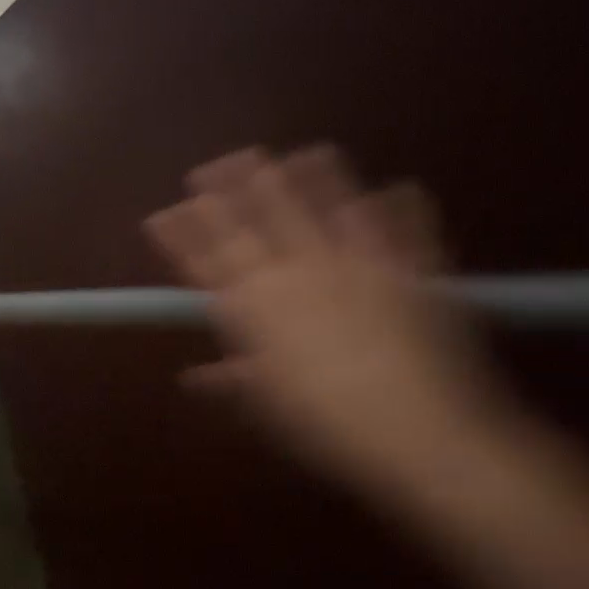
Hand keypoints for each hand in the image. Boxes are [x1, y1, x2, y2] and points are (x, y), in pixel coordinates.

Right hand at [146, 145, 507, 482]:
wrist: (425, 435)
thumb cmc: (330, 424)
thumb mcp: (268, 403)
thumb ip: (232, 379)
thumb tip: (193, 378)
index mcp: (250, 304)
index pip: (203, 257)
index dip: (180, 233)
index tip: (162, 214)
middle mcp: (291, 274)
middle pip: (252, 219)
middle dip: (229, 188)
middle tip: (214, 162)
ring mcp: (351, 267)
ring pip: (321, 210)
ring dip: (308, 181)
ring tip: (297, 153)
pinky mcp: (408, 274)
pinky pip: (403, 233)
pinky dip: (401, 209)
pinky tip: (399, 187)